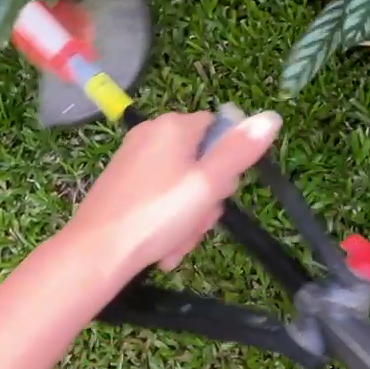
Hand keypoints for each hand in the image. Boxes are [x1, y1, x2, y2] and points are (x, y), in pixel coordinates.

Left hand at [64, 109, 281, 275]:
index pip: (219, 130)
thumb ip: (240, 151)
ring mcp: (134, 157)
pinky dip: (166, 220)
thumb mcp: (208, 184)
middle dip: (206, 198)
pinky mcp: (122, 182)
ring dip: (187, 216)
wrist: (98, 252)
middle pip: (201, 160)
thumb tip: (271, 116)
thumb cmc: (157, 215)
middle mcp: (151, 133)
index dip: (227, 164)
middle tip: (196, 222)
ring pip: (182, 184)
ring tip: (176, 241)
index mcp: (173, 125)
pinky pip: (160, 196)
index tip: (219, 193)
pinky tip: (162, 245)